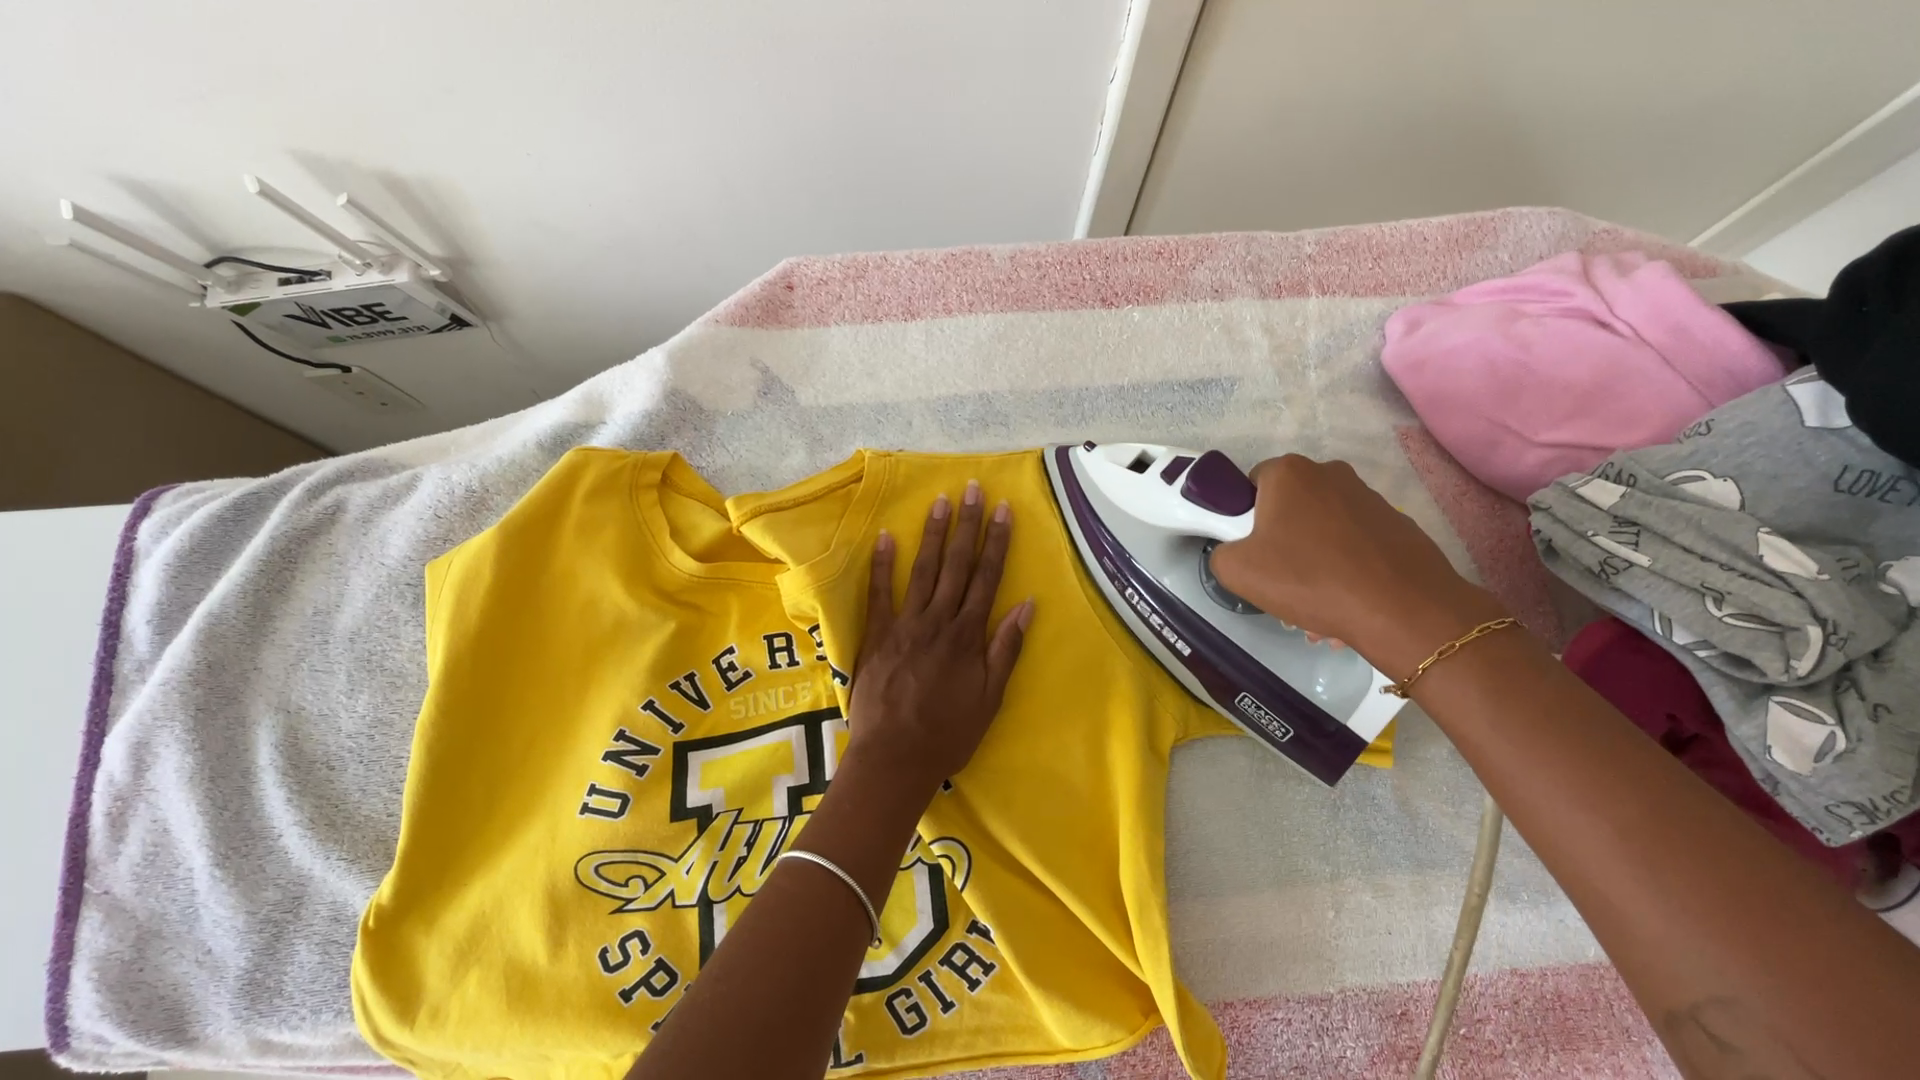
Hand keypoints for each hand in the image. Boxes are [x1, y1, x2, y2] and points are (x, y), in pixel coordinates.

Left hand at [846, 481, 1033, 791]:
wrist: (895, 757)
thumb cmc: (948, 733)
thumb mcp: (990, 698)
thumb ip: (1006, 649)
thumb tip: (1026, 605)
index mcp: (968, 636)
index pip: (987, 578)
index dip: (997, 543)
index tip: (1004, 511)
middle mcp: (939, 621)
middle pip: (957, 565)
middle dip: (968, 526)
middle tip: (973, 490)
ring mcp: (905, 625)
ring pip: (923, 571)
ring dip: (933, 535)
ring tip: (940, 502)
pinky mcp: (876, 636)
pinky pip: (879, 594)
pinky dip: (883, 565)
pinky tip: (887, 537)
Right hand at [1208, 456, 1502, 668]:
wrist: (1400, 608)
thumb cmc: (1308, 579)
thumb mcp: (1237, 571)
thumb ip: (1221, 552)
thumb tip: (1237, 551)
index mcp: (1289, 473)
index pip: (1251, 485)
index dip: (1244, 520)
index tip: (1251, 552)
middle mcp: (1331, 473)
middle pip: (1290, 508)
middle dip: (1282, 544)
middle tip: (1281, 583)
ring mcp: (1370, 498)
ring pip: (1324, 531)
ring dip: (1314, 562)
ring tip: (1317, 607)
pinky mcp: (1398, 525)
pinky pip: (1356, 546)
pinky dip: (1346, 570)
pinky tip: (1347, 603)